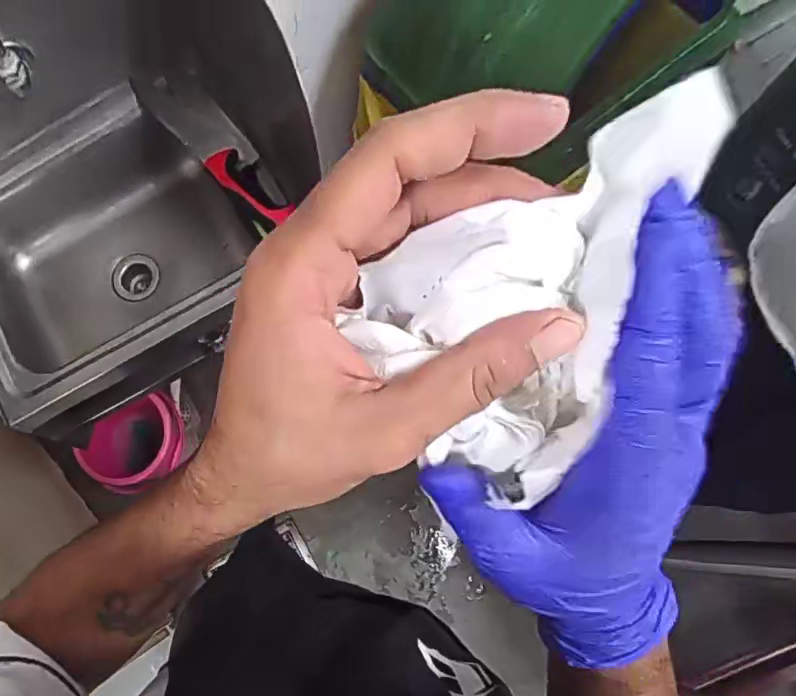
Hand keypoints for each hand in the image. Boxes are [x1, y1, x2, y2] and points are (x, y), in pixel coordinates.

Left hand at [179, 91, 586, 533]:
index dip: (470, 125)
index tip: (546, 119)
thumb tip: (557, 328)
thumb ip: (470, 378)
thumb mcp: (385, 427)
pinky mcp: (315, 292)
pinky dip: (433, 248)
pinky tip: (479, 264)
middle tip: (554, 201)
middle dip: (482, 173)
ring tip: (532, 228)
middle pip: (396, 180)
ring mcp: (304, 271)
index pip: (386, 161)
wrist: (238, 476)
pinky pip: (380, 249)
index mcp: (299, 269)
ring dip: (462, 211)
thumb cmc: (288, 458)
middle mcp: (297, 253)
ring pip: (391, 212)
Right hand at [421, 184, 741, 668]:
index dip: (657, 285)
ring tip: (661, 220)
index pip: (657, 358)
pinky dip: (691, 306)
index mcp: (633, 457)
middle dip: (681, 257)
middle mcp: (672, 432)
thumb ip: (471, 507)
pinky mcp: (677, 427)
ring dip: (691, 274)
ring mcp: (683, 428)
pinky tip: (665, 278)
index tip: (650, 220)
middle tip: (656, 195)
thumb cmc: (561, 579)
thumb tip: (436, 454)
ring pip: (709, 337)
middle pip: (698, 331)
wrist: (609, 603)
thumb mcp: (505, 554)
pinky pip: (700, 356)